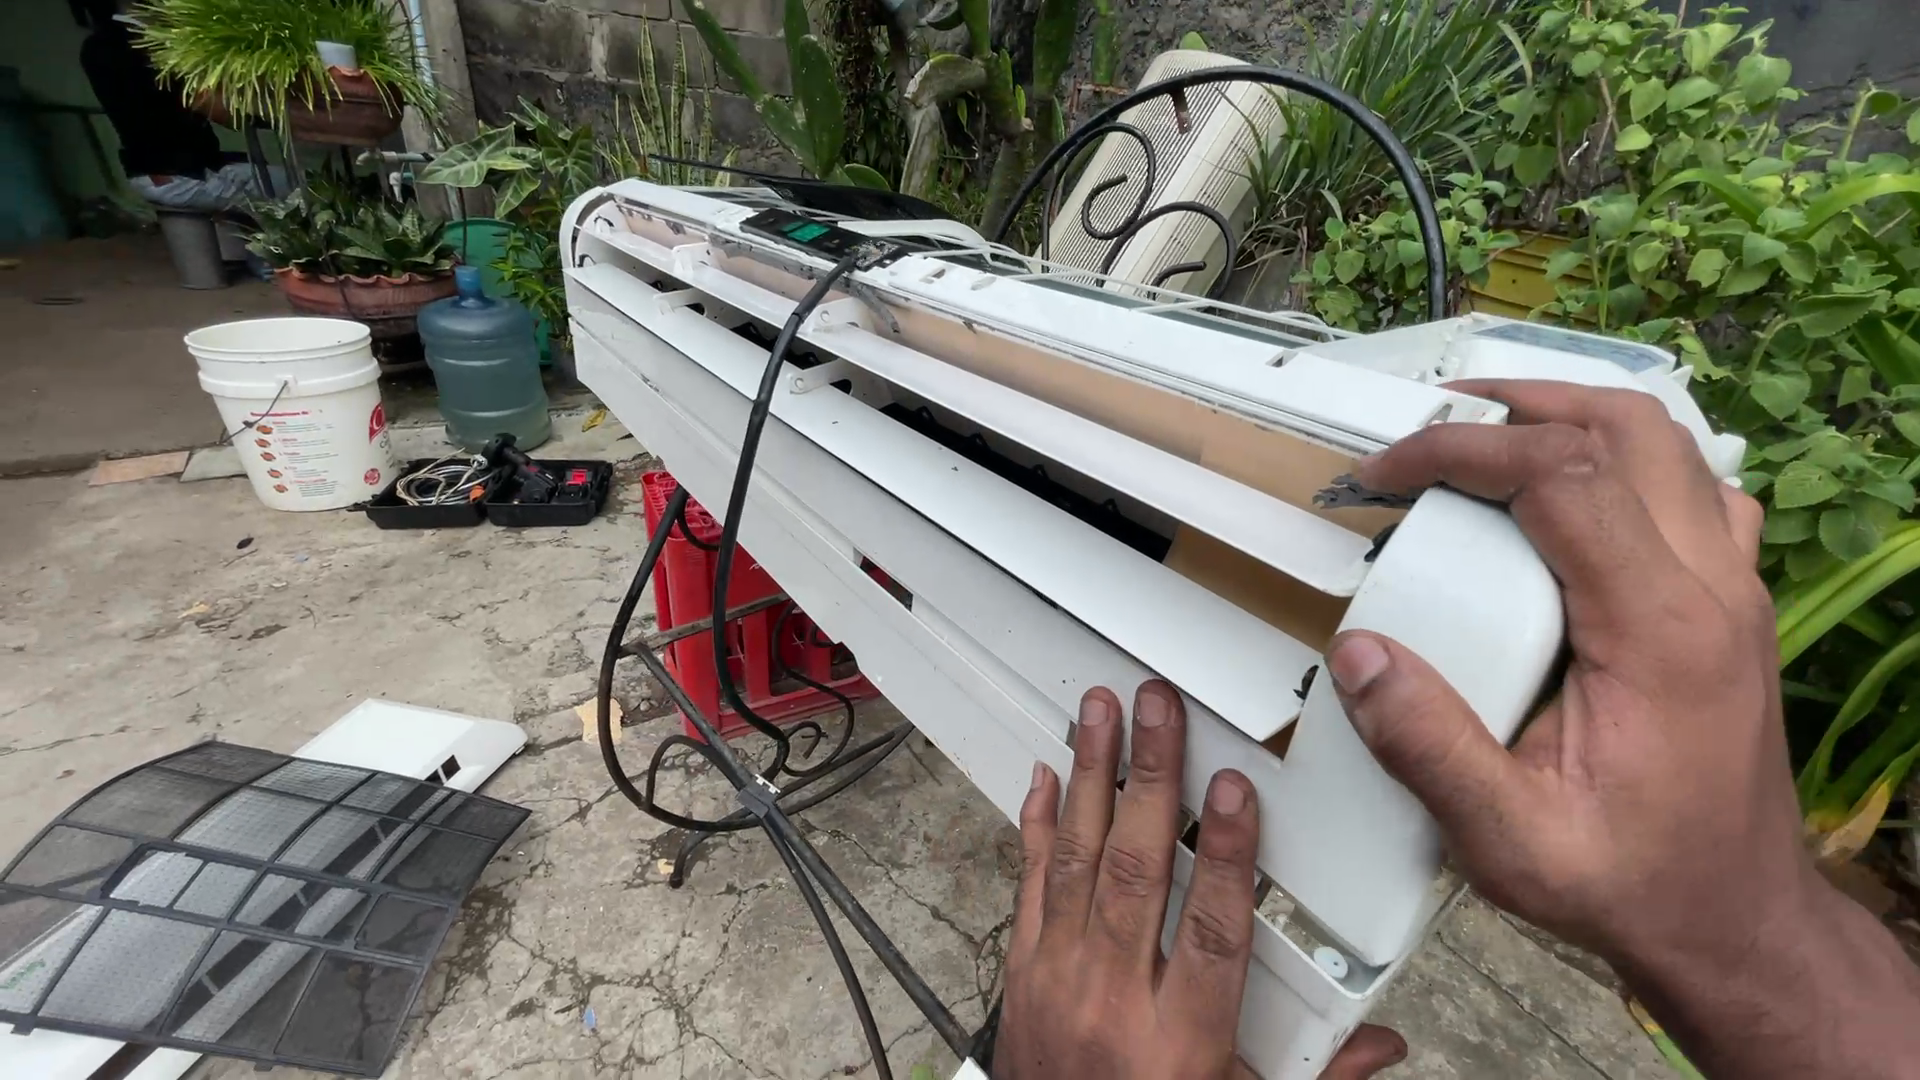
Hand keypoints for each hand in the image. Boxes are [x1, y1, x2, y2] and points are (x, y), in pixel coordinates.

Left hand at [995, 681, 1406, 1079]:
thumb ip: (1317, 1078)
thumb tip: (1385, 1044)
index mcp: (1180, 1042)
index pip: (1209, 928)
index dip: (1223, 851)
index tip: (1233, 787)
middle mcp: (1112, 995)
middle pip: (1134, 865)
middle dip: (1149, 775)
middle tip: (1156, 709)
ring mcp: (1059, 972)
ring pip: (1077, 855)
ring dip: (1090, 775)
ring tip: (1099, 714)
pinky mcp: (1024, 964)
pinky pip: (1030, 880)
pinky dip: (1037, 822)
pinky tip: (1045, 774)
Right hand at [1326, 379, 1919, 1077]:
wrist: (1733, 921)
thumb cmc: (1626, 879)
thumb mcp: (1506, 838)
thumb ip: (1426, 745)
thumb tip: (1357, 653)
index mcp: (1657, 631)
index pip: (1562, 477)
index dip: (1459, 451)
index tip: (1383, 473)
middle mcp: (1709, 589)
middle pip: (1626, 430)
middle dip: (1512, 405)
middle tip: (1424, 425)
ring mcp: (1729, 589)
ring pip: (1664, 444)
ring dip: (1564, 416)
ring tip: (1477, 433)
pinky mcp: (1722, 602)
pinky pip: (1682, 488)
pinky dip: (1613, 457)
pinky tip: (1555, 490)